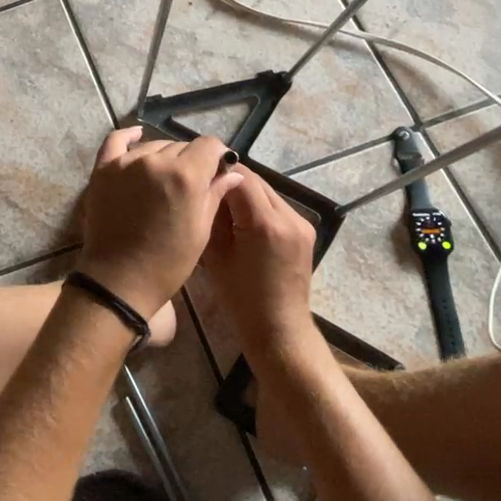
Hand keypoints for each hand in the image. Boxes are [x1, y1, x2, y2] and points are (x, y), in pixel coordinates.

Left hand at [77, 128, 244, 316]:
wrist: (119, 280)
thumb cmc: (168, 262)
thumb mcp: (201, 230)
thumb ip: (215, 194)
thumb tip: (233, 172)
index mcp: (185, 176)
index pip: (208, 146)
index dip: (217, 156)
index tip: (218, 168)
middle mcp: (155, 161)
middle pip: (181, 146)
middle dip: (191, 161)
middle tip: (192, 183)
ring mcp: (126, 163)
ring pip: (153, 146)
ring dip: (164, 157)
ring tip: (166, 179)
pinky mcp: (103, 170)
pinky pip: (116, 141)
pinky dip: (130, 137)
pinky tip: (138, 135)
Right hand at [203, 169, 320, 365]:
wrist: (279, 330)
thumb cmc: (240, 299)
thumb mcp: (215, 256)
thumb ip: (211, 217)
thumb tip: (205, 188)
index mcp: (264, 224)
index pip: (240, 177)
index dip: (217, 171)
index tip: (196, 175)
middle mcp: (289, 217)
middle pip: (255, 180)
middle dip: (229, 180)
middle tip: (204, 189)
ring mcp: (301, 223)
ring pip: (265, 191)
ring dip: (242, 191)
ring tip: (219, 205)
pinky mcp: (304, 230)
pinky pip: (275, 205)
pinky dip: (256, 205)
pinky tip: (239, 219)